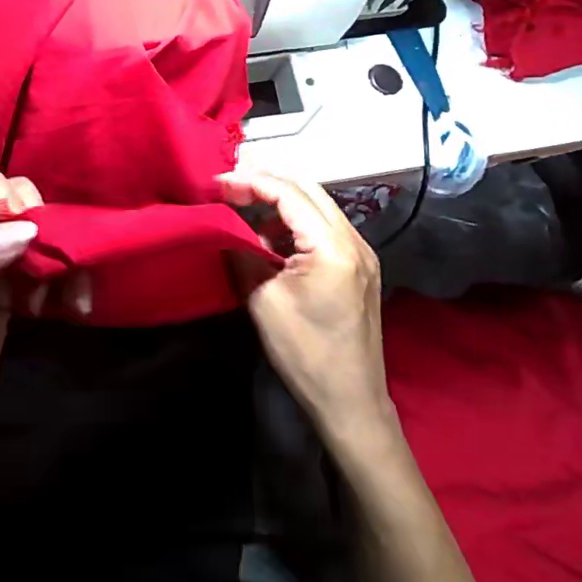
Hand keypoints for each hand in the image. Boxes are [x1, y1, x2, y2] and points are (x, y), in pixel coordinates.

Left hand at [0, 170, 41, 478]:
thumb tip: (20, 233)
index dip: (7, 207)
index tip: (23, 244)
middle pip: (17, 205)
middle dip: (43, 229)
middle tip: (46, 271)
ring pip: (40, 236)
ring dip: (64, 257)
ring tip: (67, 296)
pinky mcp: (10, 300)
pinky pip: (50, 272)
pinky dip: (69, 282)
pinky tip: (72, 307)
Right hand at [218, 170, 393, 442]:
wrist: (351, 399)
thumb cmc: (305, 354)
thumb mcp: (264, 302)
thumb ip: (245, 255)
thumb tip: (230, 229)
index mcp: (333, 246)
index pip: (290, 193)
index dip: (251, 182)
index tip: (218, 184)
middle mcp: (355, 239)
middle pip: (309, 189)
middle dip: (268, 183)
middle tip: (231, 189)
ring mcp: (363, 251)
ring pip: (319, 206)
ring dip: (283, 204)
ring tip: (247, 214)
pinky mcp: (361, 266)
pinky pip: (326, 228)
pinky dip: (298, 224)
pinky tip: (273, 240)